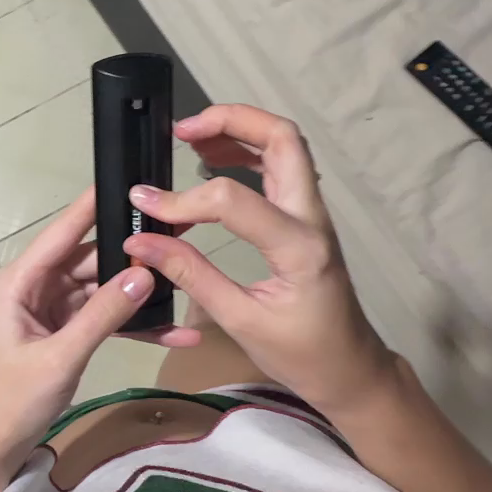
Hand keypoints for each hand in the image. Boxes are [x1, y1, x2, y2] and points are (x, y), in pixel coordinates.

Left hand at [0, 188, 202, 473]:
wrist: (0, 443)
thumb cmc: (15, 397)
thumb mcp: (59, 357)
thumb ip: (101, 317)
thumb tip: (144, 275)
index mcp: (22, 281)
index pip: (63, 233)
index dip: (92, 206)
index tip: (127, 181)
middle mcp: (40, 285)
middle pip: (91, 257)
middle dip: (132, 251)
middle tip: (181, 236)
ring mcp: (57, 307)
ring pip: (105, 286)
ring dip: (141, 290)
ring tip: (188, 275)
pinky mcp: (71, 329)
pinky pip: (108, 317)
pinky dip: (137, 325)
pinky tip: (177, 331)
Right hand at [123, 105, 397, 415]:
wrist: (352, 371)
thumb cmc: (301, 354)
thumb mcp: (239, 320)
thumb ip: (189, 273)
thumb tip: (140, 240)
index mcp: (298, 247)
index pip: (232, 200)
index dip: (182, 198)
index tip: (144, 203)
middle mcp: (311, 217)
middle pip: (282, 138)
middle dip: (231, 120)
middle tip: (182, 130)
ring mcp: (312, 212)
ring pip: (284, 144)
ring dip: (238, 129)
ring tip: (190, 139)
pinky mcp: (305, 216)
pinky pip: (281, 165)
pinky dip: (245, 150)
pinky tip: (211, 162)